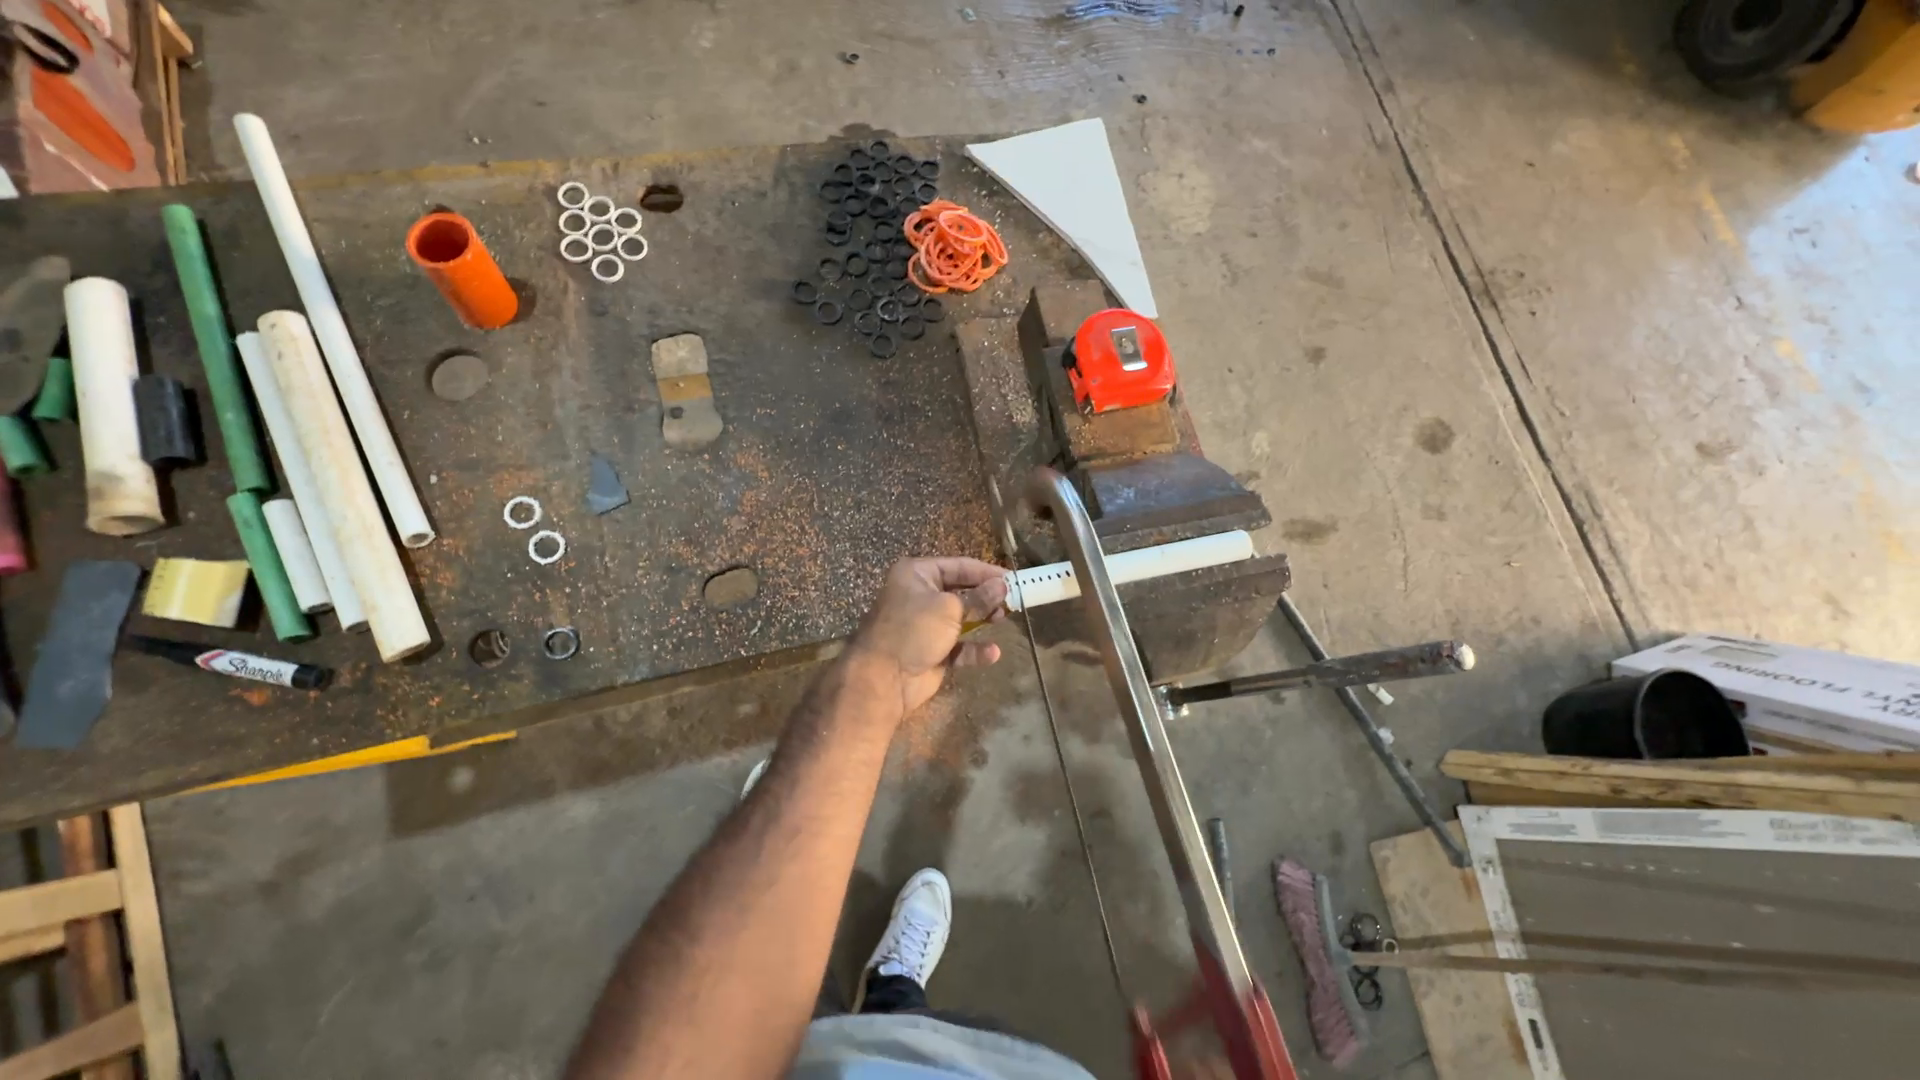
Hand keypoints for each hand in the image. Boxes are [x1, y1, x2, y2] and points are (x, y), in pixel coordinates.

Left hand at [846, 556, 1009, 716]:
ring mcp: (925, 625)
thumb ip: (978, 598)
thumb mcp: (949, 608)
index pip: (958, 566)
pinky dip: (974, 649)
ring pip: (961, 619)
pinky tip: (992, 654)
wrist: (884, 677)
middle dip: (985, 597)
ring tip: (1002, 620)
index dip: (985, 572)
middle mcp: (920, 596)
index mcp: (917, 574)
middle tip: (1011, 601)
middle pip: (961, 591)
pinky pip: (959, 647)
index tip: (1012, 579)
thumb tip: (1003, 585)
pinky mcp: (932, 651)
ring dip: (982, 620)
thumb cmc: (914, 629)